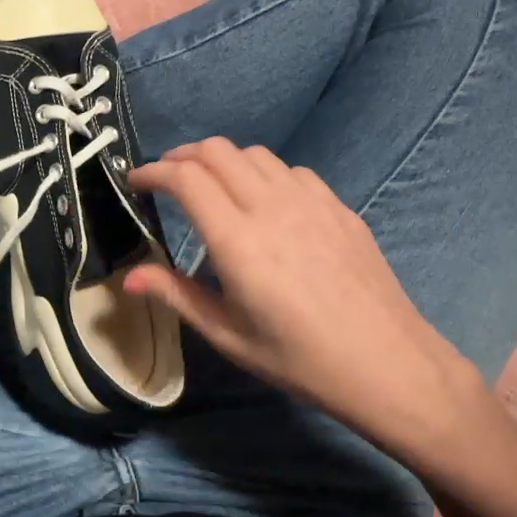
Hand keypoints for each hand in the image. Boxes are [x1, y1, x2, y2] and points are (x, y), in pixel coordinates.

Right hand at [126, 139, 488, 452]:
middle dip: (182, 156)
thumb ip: (176, 294)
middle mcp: (272, 208)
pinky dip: (263, 173)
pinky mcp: (339, 208)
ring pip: (255, 154)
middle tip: (165, 178)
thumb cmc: (298, 359)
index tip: (135, 181)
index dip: (153, 172)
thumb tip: (128, 277)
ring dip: (223, 160)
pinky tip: (263, 201)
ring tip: (210, 185)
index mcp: (238, 241)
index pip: (186, 179)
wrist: (388, 365)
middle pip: (217, 151)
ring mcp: (311, 203)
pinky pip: (292, 171)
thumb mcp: (227, 334)